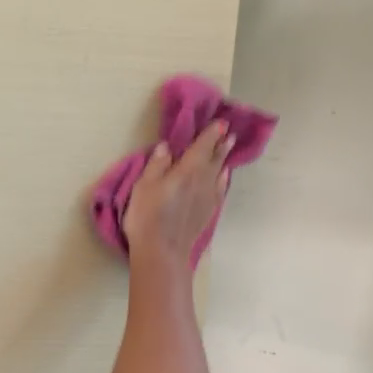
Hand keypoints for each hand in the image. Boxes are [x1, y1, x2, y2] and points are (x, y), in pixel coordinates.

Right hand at [122, 120, 233, 264]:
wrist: (162, 249)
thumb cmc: (148, 215)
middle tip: (228, 133)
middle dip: (220, 144)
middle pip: (214, 158)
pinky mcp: (208, 210)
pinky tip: (222, 176)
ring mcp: (209, 196)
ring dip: (223, 159)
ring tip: (227, 149)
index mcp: (187, 169)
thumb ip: (157, 165)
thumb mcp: (144, 186)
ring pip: (219, 172)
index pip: (202, 146)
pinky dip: (222, 178)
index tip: (220, 123)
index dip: (211, 134)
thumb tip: (167, 147)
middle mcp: (204, 180)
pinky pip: (219, 188)